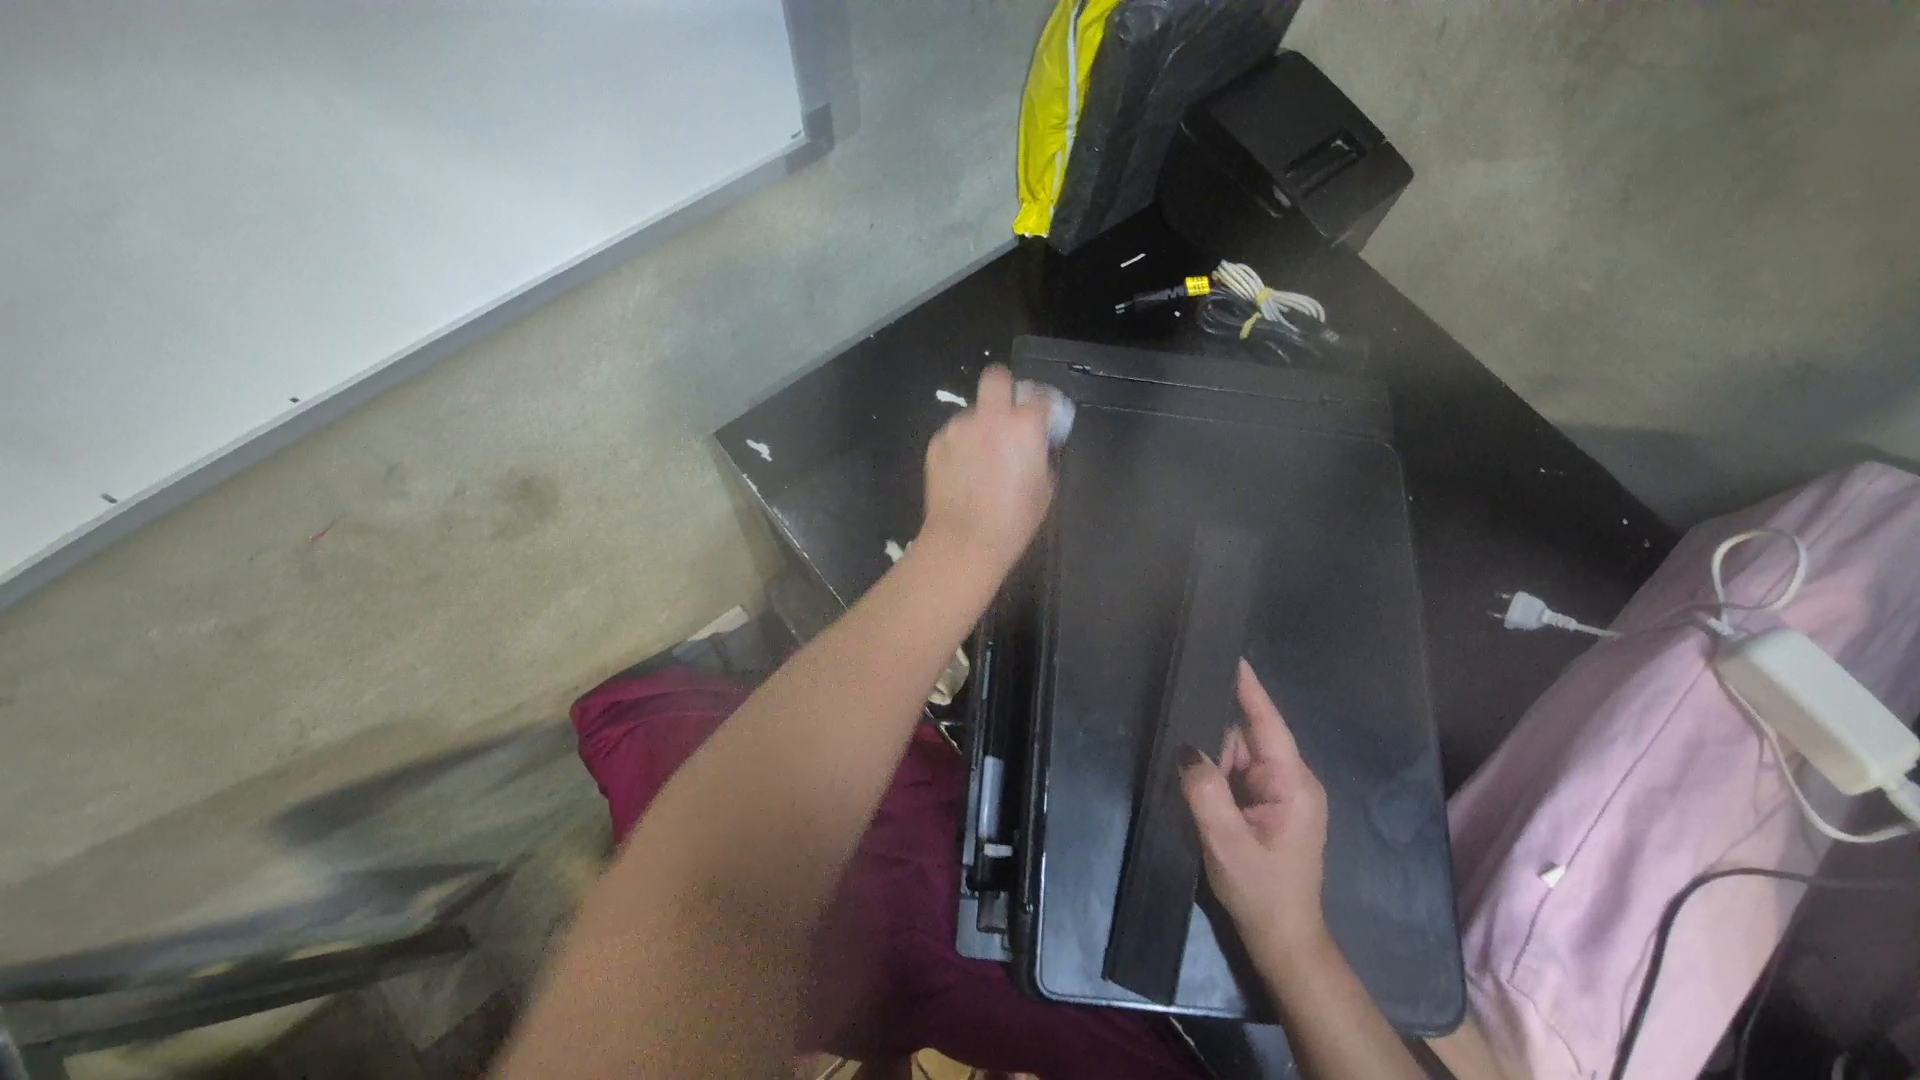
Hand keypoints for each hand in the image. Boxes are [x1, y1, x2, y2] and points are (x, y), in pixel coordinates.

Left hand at [920, 364, 1055, 572]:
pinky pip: (954, 436)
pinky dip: (960, 446)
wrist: (965, 540)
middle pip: (996, 378)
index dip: (1041, 408)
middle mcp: (990, 418)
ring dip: (979, 426)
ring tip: (981, 459)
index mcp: (1024, 426)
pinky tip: (962, 473)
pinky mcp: (936, 444)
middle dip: (1003, 390)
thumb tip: (1035, 447)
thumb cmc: (1014, 520)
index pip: (1039, 396)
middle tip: (1006, 416)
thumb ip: (1041, 455)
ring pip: (972, 412)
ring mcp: (958, 428)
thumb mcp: (1045, 487)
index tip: (1041, 420)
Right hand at [1181, 659, 1330, 957]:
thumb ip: (1205, 793)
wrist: (1283, 939)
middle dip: (1216, 749)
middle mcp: (1293, 782)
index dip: (1249, 690)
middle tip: (1186, 769)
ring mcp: (1283, 795)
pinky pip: (1239, 777)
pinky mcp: (1271, 807)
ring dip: (1215, 771)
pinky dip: (1219, 783)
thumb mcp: (1226, 843)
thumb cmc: (1261, 892)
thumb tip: (1187, 749)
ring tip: (1198, 800)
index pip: (1269, 724)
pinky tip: (1204, 800)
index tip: (1231, 657)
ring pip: (1239, 758)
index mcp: (1293, 785)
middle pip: (1248, 740)